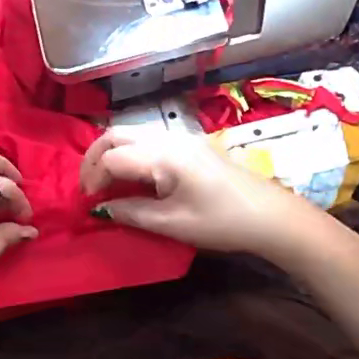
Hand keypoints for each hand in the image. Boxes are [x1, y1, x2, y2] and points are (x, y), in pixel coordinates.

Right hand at [80, 127, 340, 258]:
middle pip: (116, 135)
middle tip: (87, 188)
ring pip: (130, 134)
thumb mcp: (171, 224)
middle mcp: (169, 138)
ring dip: (110, 155)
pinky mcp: (190, 145)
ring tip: (105, 185)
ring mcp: (181, 138)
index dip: (93, 179)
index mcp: (164, 155)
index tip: (89, 204)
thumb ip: (130, 212)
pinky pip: (147, 141)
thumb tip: (100, 208)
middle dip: (94, 159)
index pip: (111, 157)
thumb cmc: (222, 222)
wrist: (271, 217)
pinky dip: (128, 155)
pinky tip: (130, 179)